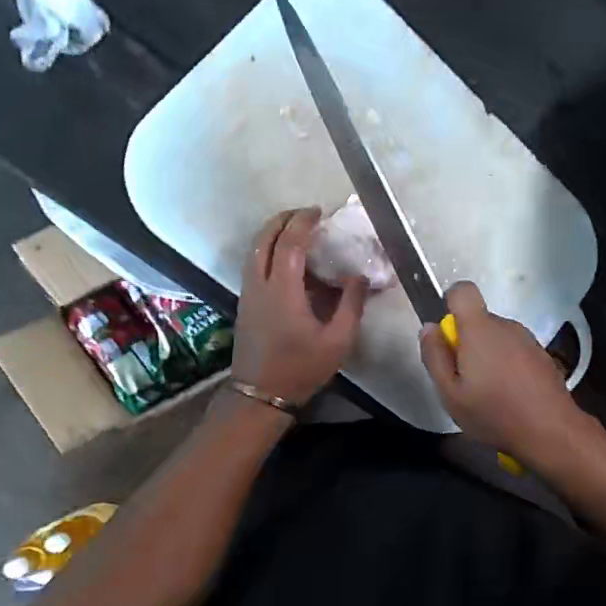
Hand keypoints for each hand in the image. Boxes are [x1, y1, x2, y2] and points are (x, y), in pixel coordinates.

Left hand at [231, 208, 366, 404]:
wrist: (261, 393)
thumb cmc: (301, 368)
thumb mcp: (337, 341)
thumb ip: (351, 305)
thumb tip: (360, 277)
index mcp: (283, 289)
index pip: (291, 242)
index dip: (304, 222)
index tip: (319, 213)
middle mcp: (260, 283)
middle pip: (266, 238)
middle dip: (284, 220)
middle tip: (306, 215)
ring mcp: (249, 292)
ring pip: (256, 250)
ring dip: (274, 233)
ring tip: (296, 231)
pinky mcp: (246, 302)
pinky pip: (255, 264)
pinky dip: (269, 250)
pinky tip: (287, 260)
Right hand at [418, 281, 590, 462]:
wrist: (550, 431)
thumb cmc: (494, 413)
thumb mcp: (450, 394)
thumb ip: (435, 357)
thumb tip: (429, 328)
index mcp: (480, 329)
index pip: (463, 291)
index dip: (450, 304)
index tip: (448, 336)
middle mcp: (506, 326)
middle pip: (479, 321)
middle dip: (468, 343)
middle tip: (464, 380)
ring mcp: (528, 339)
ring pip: (498, 337)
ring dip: (488, 356)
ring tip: (488, 393)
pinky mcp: (542, 355)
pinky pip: (515, 351)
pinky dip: (508, 366)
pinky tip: (509, 396)